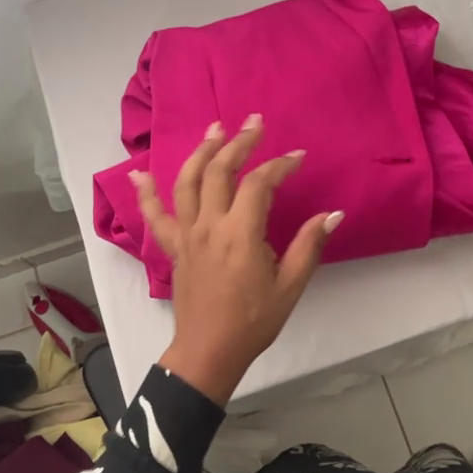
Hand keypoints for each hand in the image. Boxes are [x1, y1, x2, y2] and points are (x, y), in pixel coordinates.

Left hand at [131, 115, 340, 403]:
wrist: (209, 351)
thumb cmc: (253, 321)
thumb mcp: (290, 287)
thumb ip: (309, 246)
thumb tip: (333, 214)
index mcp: (240, 234)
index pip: (259, 184)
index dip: (279, 165)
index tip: (297, 158)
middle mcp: (209, 226)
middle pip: (220, 171)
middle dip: (239, 142)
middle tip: (255, 122)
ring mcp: (186, 235)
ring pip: (187, 183)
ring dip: (201, 153)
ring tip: (214, 129)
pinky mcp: (173, 248)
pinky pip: (155, 216)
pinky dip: (146, 194)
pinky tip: (139, 174)